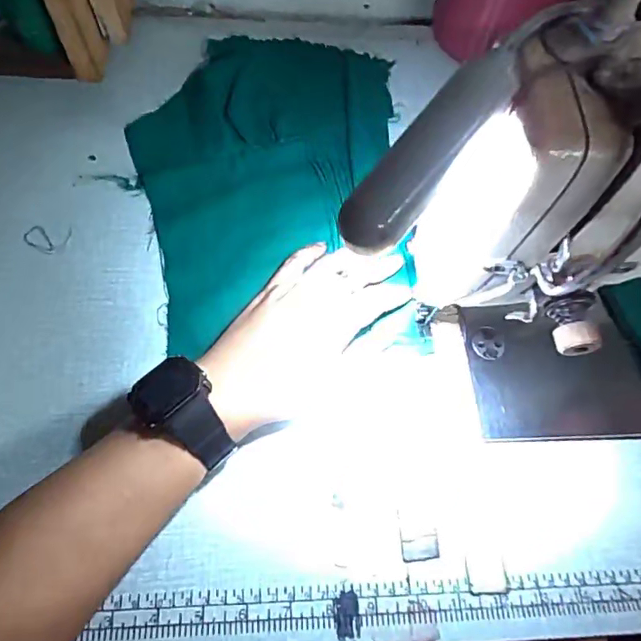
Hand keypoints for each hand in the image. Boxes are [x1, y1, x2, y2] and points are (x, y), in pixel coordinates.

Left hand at [196, 243, 410, 437]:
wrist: (230, 388)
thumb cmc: (288, 392)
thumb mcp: (337, 380)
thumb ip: (368, 350)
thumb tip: (393, 327)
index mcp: (339, 320)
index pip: (376, 298)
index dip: (395, 293)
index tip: (409, 291)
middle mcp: (318, 295)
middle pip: (355, 273)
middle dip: (379, 266)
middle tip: (396, 259)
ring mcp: (292, 288)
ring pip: (328, 262)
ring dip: (352, 256)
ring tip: (368, 252)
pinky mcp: (270, 289)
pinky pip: (294, 261)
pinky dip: (310, 252)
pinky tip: (321, 248)